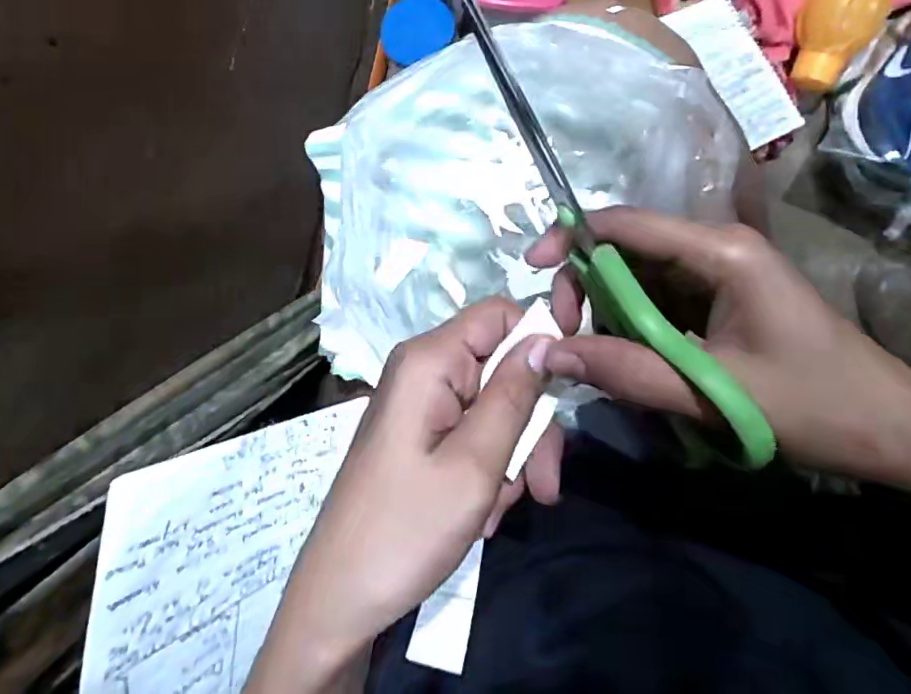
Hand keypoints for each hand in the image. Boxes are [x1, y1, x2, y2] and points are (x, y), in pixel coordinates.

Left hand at [247, 298, 563, 691]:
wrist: (341, 597)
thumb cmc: (406, 528)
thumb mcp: (475, 464)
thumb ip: (514, 395)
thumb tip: (545, 336)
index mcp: (429, 359)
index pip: (498, 313)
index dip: (539, 339)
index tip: (569, 388)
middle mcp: (424, 369)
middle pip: (502, 366)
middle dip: (530, 423)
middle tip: (542, 486)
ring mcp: (422, 402)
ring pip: (494, 405)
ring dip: (512, 456)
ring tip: (499, 509)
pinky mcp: (422, 433)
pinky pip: (473, 432)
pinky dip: (489, 468)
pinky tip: (482, 513)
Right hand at [525, 206, 910, 486]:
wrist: (900, 434)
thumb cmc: (818, 406)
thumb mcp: (714, 392)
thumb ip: (627, 371)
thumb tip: (549, 352)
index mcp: (721, 250)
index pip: (626, 224)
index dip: (571, 237)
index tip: (530, 268)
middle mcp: (716, 247)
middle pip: (626, 248)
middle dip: (584, 285)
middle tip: (564, 337)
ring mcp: (719, 273)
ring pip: (637, 275)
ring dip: (604, 308)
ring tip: (590, 353)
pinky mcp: (720, 299)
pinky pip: (657, 299)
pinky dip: (630, 323)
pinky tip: (621, 355)